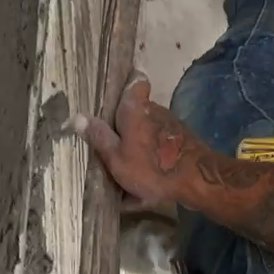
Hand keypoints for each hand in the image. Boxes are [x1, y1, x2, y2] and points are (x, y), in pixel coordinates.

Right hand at [71, 76, 199, 205]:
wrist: (196, 179)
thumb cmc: (150, 166)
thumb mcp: (116, 157)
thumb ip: (99, 137)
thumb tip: (77, 116)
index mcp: (135, 108)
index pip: (137, 82)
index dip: (129, 85)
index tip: (117, 98)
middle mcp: (154, 110)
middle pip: (138, 112)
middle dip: (127, 130)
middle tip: (114, 152)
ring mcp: (170, 125)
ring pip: (149, 134)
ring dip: (140, 150)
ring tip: (129, 181)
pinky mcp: (181, 142)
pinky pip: (160, 150)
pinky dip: (153, 164)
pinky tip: (148, 191)